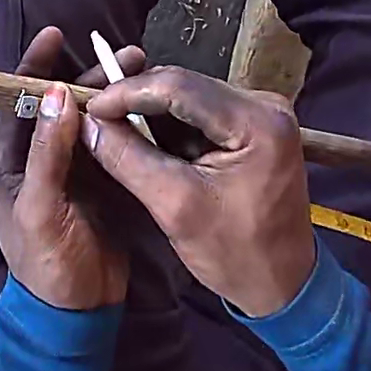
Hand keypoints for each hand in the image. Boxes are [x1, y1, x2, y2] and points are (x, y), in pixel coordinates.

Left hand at [0, 27, 132, 310]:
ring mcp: (74, 170)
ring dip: (111, 96)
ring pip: (90, 122)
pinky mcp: (103, 184)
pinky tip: (149, 108)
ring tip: (142, 70)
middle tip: (123, 54)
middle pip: (62, 105)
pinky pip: (113, 145)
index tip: (55, 34)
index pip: (20, 101)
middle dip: (87, 77)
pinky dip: (127, 124)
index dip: (35, 67)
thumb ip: (47, 152)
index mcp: (13, 159)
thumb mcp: (39, 205)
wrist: (76, 314)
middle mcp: (41, 157)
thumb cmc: (44, 261)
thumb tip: (58, 93)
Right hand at [80, 66, 315, 316]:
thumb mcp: (173, 206)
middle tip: (93, 116)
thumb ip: (126, 157)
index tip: (89, 107)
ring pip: (182, 93)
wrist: (284, 286)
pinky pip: (192, 109)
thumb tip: (85, 122)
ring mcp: (257, 111)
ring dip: (144, 109)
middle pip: (180, 84)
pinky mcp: (247, 123)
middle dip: (132, 97)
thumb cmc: (236, 254)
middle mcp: (263, 105)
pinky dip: (161, 121)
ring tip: (109, 126)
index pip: (177, 85)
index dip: (126, 92)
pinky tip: (138, 137)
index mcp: (258, 122)